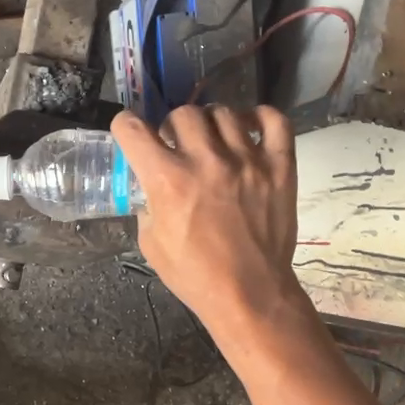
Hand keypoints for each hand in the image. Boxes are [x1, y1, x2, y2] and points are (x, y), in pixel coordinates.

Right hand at [112, 104, 308, 331]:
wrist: (249, 292)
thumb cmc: (194, 274)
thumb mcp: (151, 244)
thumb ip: (148, 207)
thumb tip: (151, 188)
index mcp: (168, 181)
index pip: (135, 130)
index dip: (126, 126)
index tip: (129, 131)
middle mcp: (205, 161)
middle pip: (182, 114)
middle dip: (171, 126)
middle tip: (176, 145)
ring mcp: (247, 160)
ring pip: (223, 113)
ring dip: (209, 123)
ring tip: (211, 141)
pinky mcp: (279, 166)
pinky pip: (273, 120)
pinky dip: (258, 117)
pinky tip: (247, 130)